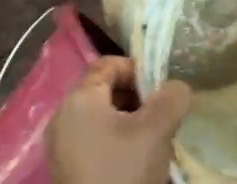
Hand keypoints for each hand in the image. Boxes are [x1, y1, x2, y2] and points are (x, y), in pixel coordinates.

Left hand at [45, 57, 191, 183]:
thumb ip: (171, 98)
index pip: (109, 64)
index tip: (162, 89)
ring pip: (99, 119)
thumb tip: (176, 87)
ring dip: (127, 123)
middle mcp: (62, 115)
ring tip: (150, 142)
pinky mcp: (64, 170)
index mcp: (79, 98)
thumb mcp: (156, 131)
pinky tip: (132, 163)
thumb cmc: (123, 173)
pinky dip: (113, 143)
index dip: (138, 69)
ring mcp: (60, 146)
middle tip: (160, 117)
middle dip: (136, 98)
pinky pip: (91, 142)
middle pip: (103, 91)